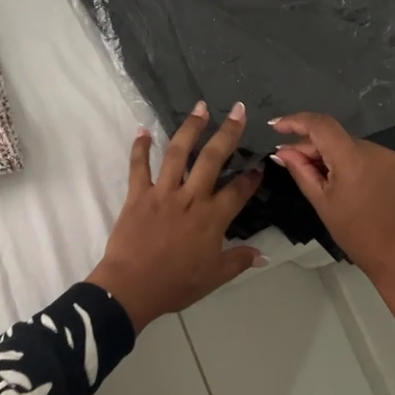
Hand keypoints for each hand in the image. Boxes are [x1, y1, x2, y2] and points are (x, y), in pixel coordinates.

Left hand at [86, 101, 264, 331]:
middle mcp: (190, 197)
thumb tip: (261, 255)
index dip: (252, 177)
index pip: (238, 190)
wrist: (132, 286)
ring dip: (190, 128)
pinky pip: (138, 166)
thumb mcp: (214, 277)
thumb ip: (238, 261)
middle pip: (212, 159)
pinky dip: (140, 147)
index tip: (259, 164)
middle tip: (237, 110)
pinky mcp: (137, 194)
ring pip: (178, 153)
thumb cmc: (175, 284)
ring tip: (199, 108)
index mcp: (212, 218)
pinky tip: (143, 129)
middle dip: (228, 133)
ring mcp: (162, 192)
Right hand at [270, 112, 394, 328]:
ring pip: (353, 148)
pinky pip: (371, 157)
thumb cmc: (358, 236)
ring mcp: (394, 157)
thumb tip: (283, 151)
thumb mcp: (323, 203)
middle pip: (337, 138)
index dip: (296, 121)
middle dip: (313, 147)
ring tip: (324, 181)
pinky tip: (350, 187)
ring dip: (334, 157)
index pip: (321, 125)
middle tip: (294, 164)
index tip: (276, 127)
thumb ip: (301, 171)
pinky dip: (355, 164)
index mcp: (353, 158)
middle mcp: (376, 150)